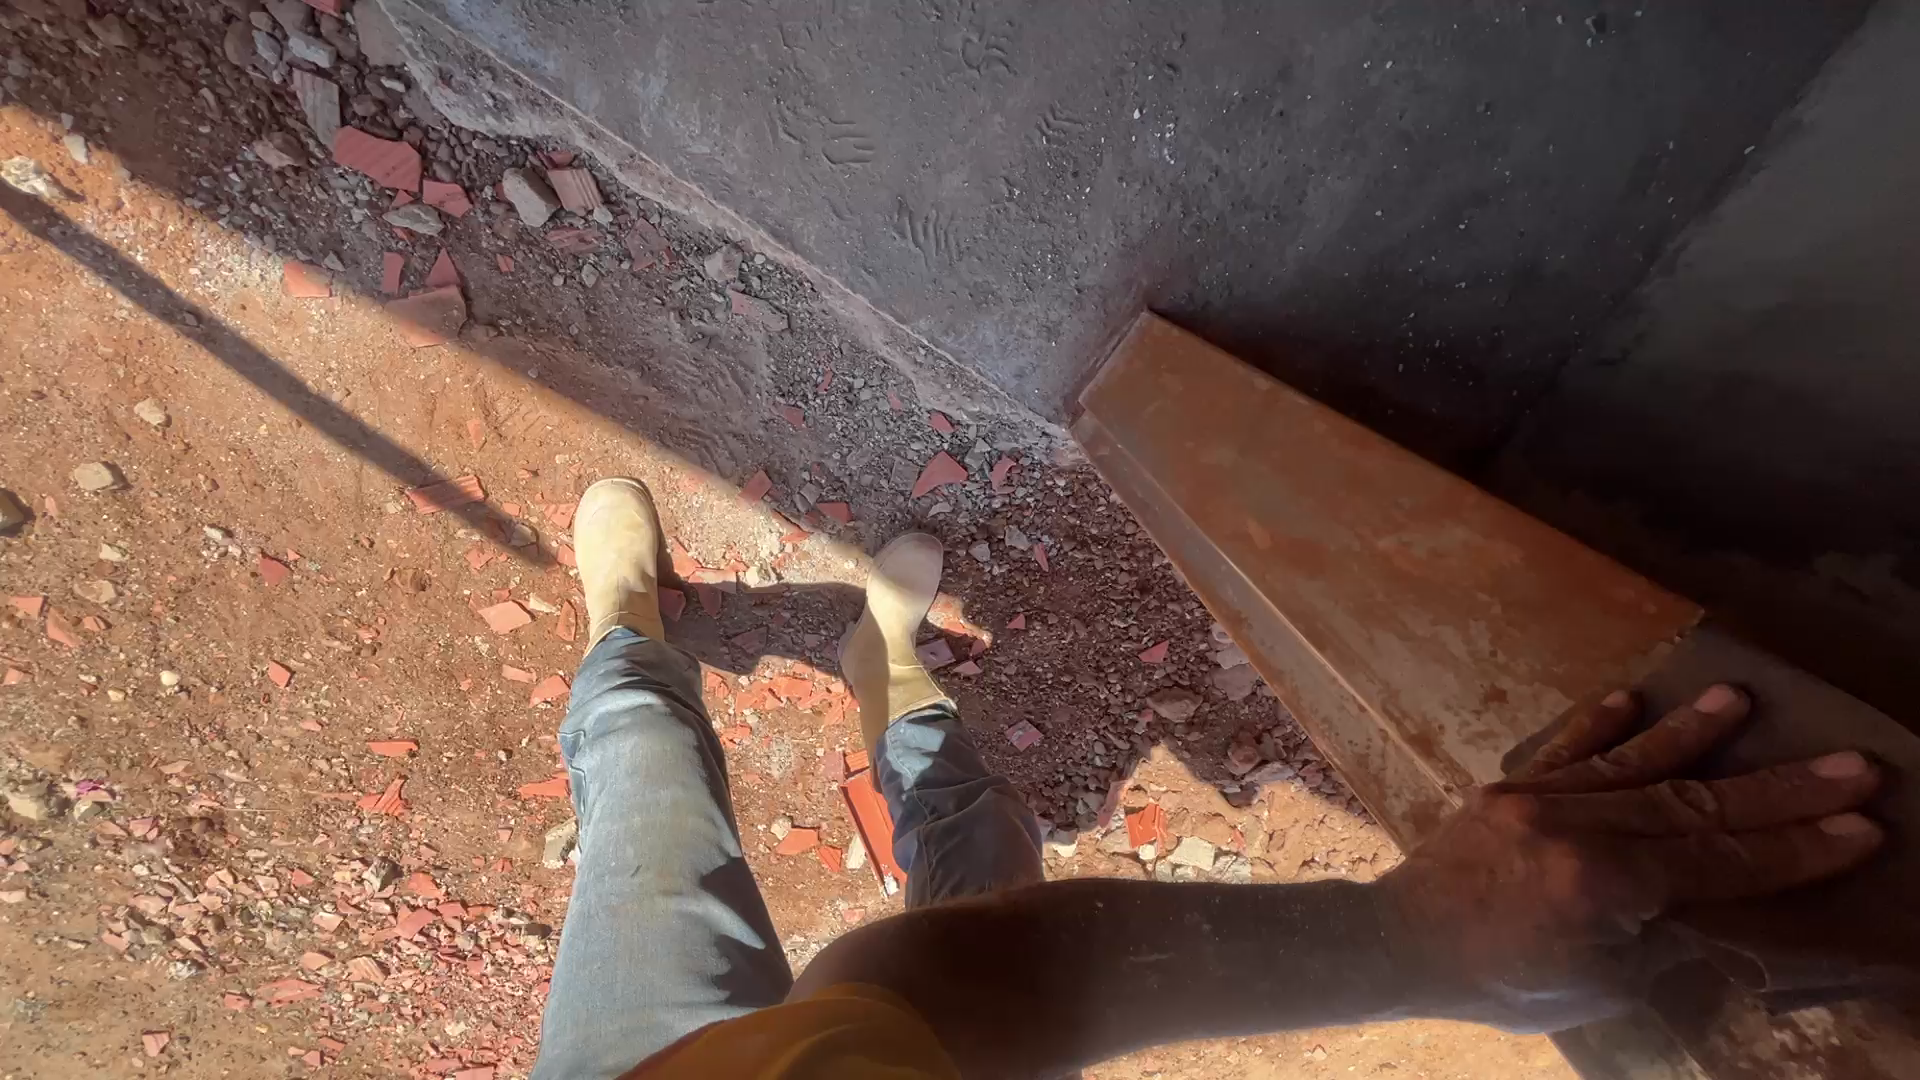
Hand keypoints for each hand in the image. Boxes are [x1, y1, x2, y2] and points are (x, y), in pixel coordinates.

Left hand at [1375, 683, 1884, 1030]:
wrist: (1407, 938)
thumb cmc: (1509, 976)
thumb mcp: (1608, 982)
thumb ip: (1672, 940)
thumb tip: (1739, 914)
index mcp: (1600, 881)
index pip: (1719, 860)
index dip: (1796, 849)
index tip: (1865, 825)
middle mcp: (1566, 825)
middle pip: (1687, 804)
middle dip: (1776, 788)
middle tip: (1854, 764)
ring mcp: (1529, 798)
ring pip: (1624, 763)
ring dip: (1688, 733)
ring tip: (1737, 698)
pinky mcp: (1502, 788)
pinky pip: (1557, 752)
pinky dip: (1594, 726)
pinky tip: (1628, 698)